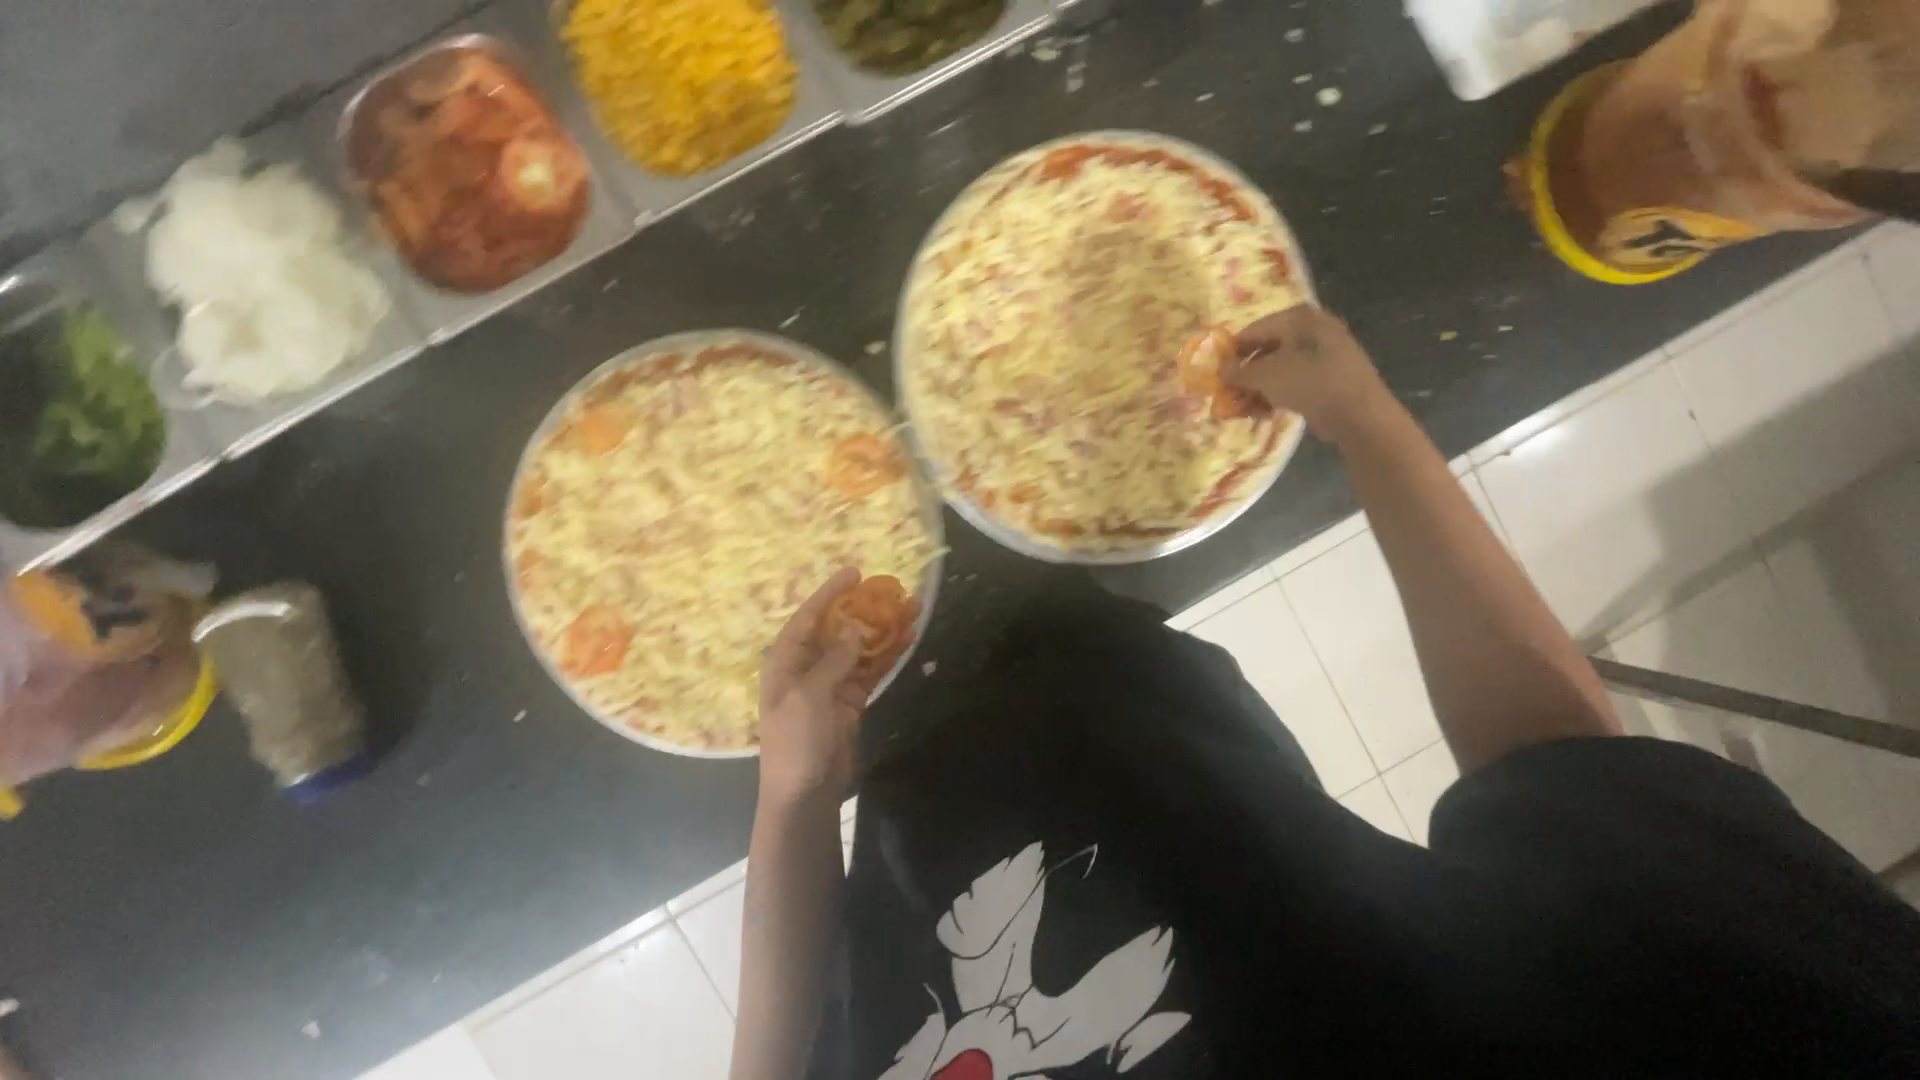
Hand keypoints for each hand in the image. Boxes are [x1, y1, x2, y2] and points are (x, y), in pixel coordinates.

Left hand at [757, 568, 911, 803]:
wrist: (804, 792)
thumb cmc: (795, 741)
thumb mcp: (810, 696)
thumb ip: (835, 660)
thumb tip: (858, 629)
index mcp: (785, 661)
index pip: (808, 617)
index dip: (830, 593)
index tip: (855, 573)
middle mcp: (807, 667)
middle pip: (837, 628)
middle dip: (863, 608)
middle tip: (890, 589)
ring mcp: (831, 684)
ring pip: (860, 648)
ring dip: (883, 629)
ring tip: (911, 608)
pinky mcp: (850, 701)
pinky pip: (871, 670)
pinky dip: (888, 655)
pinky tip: (909, 638)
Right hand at [1223, 306, 1391, 443]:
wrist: (1358, 412)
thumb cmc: (1308, 382)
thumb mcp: (1265, 376)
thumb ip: (1239, 371)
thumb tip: (1220, 369)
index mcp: (1298, 318)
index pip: (1254, 330)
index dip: (1232, 351)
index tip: (1217, 372)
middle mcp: (1313, 329)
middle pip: (1267, 349)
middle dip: (1246, 374)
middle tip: (1229, 393)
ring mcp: (1325, 353)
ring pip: (1281, 368)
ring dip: (1259, 388)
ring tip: (1244, 408)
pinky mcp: (1330, 376)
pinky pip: (1296, 381)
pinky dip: (1278, 393)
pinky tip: (1265, 412)